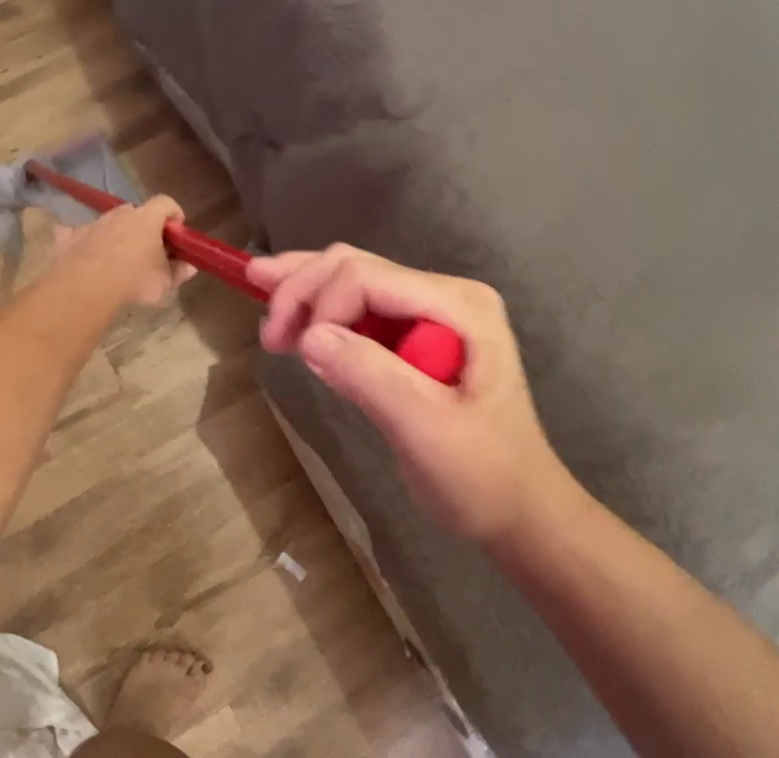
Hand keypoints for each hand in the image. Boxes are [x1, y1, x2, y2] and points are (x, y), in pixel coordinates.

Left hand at [51, 196, 196, 306]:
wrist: (87, 288)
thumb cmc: (134, 282)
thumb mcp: (164, 283)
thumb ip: (178, 272)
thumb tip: (189, 267)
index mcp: (146, 219)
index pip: (165, 202)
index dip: (173, 213)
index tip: (176, 230)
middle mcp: (118, 214)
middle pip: (135, 211)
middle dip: (142, 225)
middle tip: (146, 249)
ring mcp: (92, 224)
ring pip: (107, 222)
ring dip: (113, 234)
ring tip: (115, 259)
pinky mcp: (69, 237)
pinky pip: (75, 234)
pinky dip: (80, 241)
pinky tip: (81, 256)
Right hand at [246, 245, 576, 545]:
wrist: (519, 513)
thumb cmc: (482, 476)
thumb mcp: (425, 430)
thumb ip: (370, 376)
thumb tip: (308, 336)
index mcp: (458, 307)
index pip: (367, 277)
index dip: (321, 304)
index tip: (294, 352)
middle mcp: (442, 296)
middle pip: (353, 267)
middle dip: (302, 289)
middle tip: (267, 333)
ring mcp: (427, 314)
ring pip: (349, 279)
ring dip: (303, 293)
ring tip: (259, 300)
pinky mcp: (411, 337)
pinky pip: (355, 309)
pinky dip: (318, 313)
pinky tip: (292, 325)